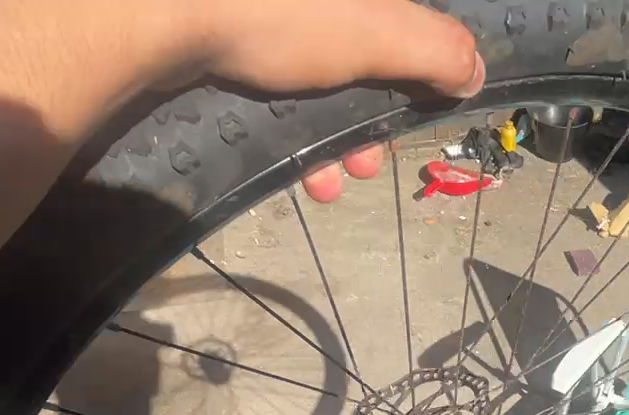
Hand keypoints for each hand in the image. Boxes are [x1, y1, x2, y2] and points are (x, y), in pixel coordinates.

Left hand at [163, 0, 485, 202]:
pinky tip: (295, 168)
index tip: (419, 113)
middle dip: (370, 120)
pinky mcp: (224, 26)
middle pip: (360, 52)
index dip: (419, 69)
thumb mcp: (376, 30)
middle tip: (367, 164)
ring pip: (316, 75)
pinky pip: (274, 80)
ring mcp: (268, 9)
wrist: (152, 10)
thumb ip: (433, 48)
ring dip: (332, 139)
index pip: (401, 23)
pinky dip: (290, 126)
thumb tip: (476, 68)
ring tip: (329, 184)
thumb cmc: (278, 11)